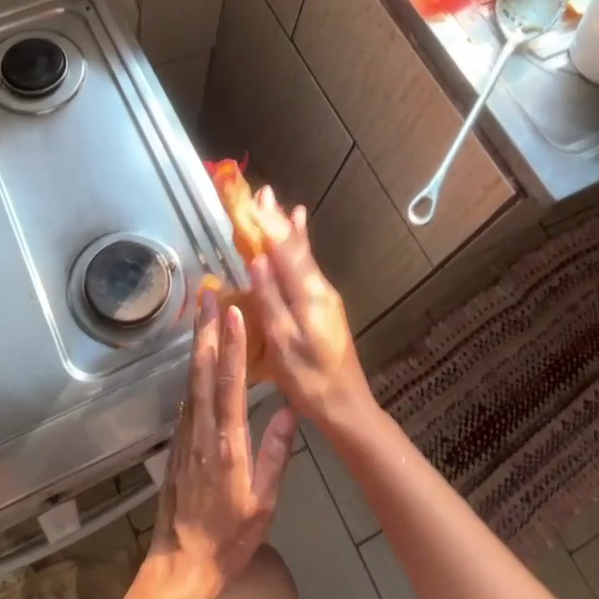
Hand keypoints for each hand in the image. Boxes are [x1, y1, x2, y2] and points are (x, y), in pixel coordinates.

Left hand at [149, 285, 297, 592]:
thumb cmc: (230, 537)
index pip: (230, 384)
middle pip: (202, 370)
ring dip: (196, 343)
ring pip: (191, 379)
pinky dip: (192, 369)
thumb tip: (290, 411)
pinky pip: (186, 396)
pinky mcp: (177, 443)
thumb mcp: (263, 503)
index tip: (234, 311)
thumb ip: (274, 455)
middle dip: (205, 329)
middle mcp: (202, 431)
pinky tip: (196, 356)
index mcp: (227, 444)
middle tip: (206, 293)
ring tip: (200, 312)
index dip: (232, 345)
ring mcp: (185, 435)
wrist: (181, 564)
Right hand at [247, 187, 375, 430]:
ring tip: (279, 204)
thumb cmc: (310, 380)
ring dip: (286, 229)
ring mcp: (324, 296)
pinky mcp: (323, 306)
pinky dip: (297, 247)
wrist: (347, 407)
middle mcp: (320, 287)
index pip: (284, 249)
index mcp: (309, 294)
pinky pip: (305, 266)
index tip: (252, 199)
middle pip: (295, 246)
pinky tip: (299, 239)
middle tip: (262, 191)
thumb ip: (270, 299)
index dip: (267, 223)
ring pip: (302, 254)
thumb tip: (256, 260)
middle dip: (277, 219)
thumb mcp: (283, 343)